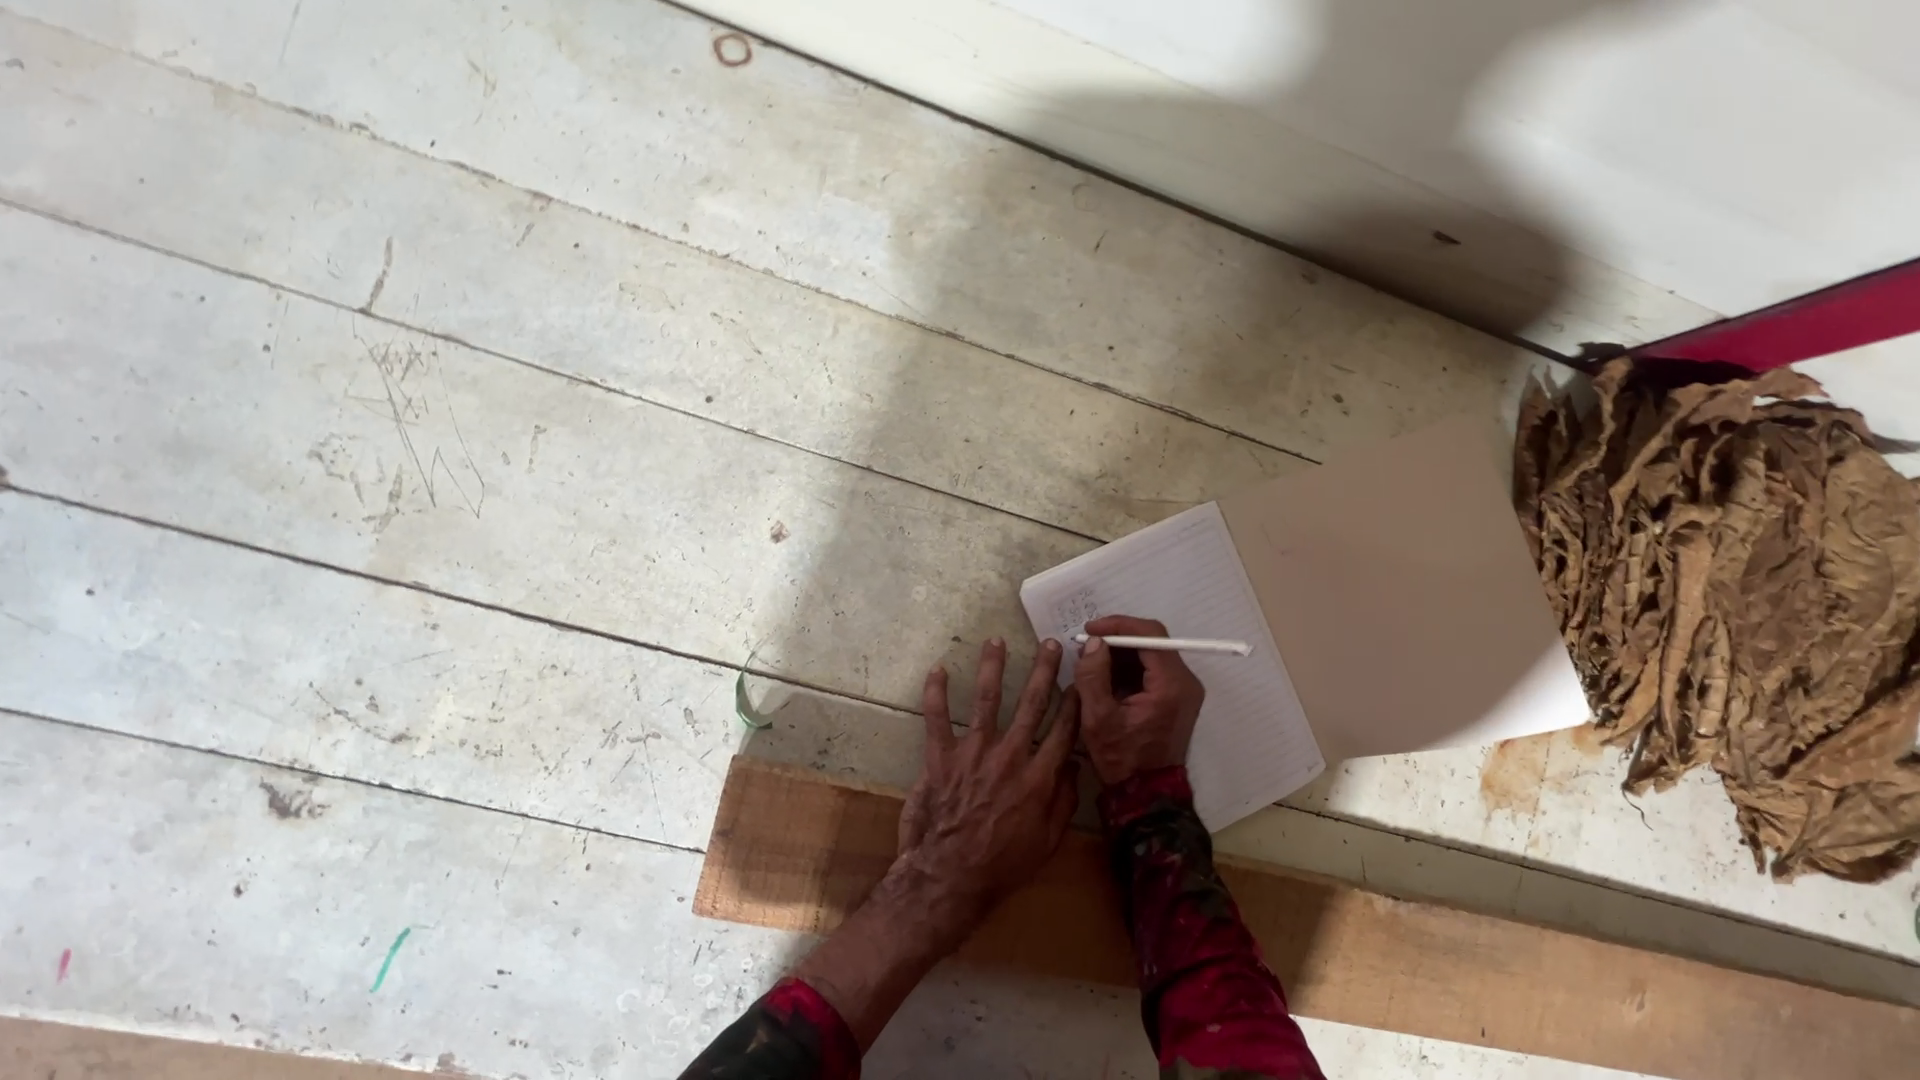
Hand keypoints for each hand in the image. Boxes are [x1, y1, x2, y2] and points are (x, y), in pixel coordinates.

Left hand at [891, 638, 1080, 939]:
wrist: (952, 876)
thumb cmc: (1004, 864)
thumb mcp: (1047, 841)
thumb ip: (1063, 801)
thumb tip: (1074, 766)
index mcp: (1038, 777)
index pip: (1063, 730)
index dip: (1074, 703)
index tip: (1081, 680)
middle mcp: (1009, 756)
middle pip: (1031, 704)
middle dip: (1044, 671)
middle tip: (1052, 644)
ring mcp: (974, 753)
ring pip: (986, 700)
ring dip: (992, 667)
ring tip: (996, 641)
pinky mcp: (942, 758)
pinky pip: (936, 719)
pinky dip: (935, 693)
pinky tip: (938, 669)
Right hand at [1073, 615, 1204, 785]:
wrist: (1146, 792)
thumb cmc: (1122, 758)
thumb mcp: (1098, 717)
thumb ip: (1093, 676)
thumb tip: (1094, 643)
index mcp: (1171, 685)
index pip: (1150, 635)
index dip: (1118, 626)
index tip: (1090, 630)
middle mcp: (1185, 682)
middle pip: (1153, 642)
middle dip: (1117, 639)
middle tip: (1086, 646)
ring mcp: (1184, 690)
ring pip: (1152, 654)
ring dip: (1121, 654)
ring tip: (1091, 662)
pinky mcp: (1176, 698)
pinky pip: (1153, 670)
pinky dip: (1129, 668)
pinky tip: (1105, 677)